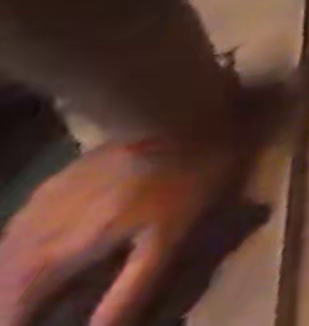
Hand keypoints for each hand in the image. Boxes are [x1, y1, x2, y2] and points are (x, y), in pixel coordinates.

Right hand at [0, 135, 242, 325]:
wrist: (175, 115)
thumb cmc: (181, 178)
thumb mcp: (167, 237)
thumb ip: (129, 290)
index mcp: (39, 268)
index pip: (9, 320)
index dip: (33, 323)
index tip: (63, 314)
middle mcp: (14, 249)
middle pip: (5, 299)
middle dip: (28, 308)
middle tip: (67, 301)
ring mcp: (24, 218)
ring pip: (6, 271)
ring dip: (25, 288)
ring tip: (61, 291)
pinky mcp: (43, 195)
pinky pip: (22, 242)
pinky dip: (33, 259)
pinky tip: (66, 254)